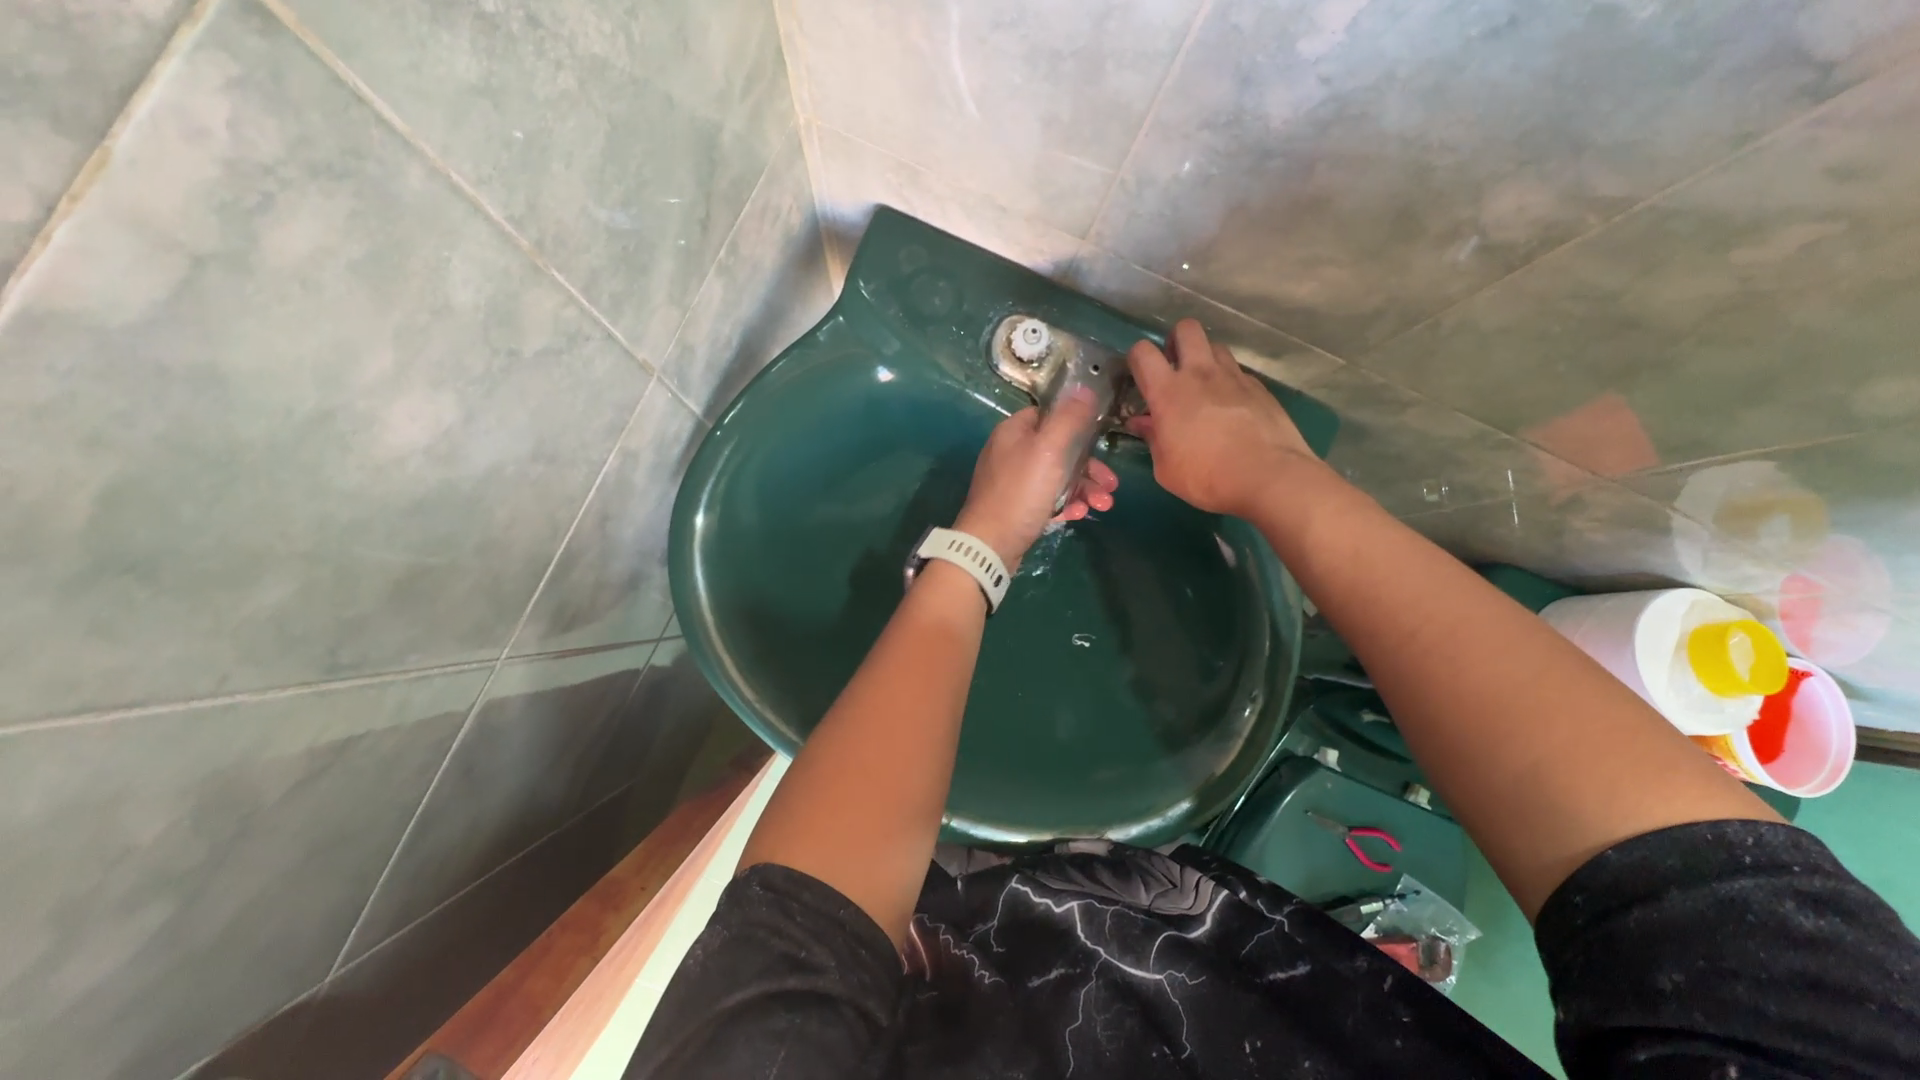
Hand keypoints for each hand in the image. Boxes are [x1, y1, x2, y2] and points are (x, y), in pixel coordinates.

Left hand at [953, 387, 1119, 567]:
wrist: (990, 545)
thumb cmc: (1020, 492)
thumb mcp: (1049, 450)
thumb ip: (1069, 419)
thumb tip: (1086, 388)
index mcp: (1014, 432)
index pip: (1048, 415)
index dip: (1076, 424)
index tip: (1100, 439)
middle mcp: (1010, 452)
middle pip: (1058, 450)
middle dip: (1089, 467)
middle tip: (1112, 484)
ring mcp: (1012, 481)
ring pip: (1056, 477)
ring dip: (1084, 489)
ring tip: (1105, 505)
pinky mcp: (1016, 507)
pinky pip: (1047, 499)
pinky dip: (1066, 504)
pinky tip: (1080, 514)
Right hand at [1125, 319, 1315, 518]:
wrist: (1269, 476)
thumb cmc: (1208, 477)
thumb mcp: (1167, 469)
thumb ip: (1153, 439)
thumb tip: (1142, 423)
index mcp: (1169, 392)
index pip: (1143, 352)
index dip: (1137, 358)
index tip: (1141, 376)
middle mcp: (1200, 374)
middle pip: (1186, 329)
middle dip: (1176, 341)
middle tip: (1175, 367)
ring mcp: (1234, 377)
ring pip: (1215, 346)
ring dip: (1205, 359)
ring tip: (1205, 386)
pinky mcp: (1259, 387)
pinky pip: (1238, 372)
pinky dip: (1229, 382)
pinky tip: (1232, 407)